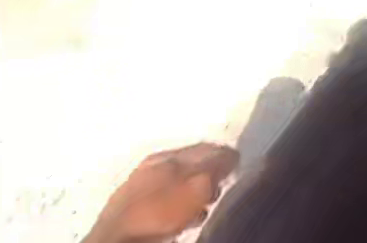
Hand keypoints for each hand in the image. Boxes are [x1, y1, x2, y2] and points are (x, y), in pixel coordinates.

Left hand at [86, 142, 239, 242]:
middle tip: (221, 189)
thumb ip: (219, 166)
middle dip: (208, 177)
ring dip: (192, 195)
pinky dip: (176, 209)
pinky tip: (182, 220)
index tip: (239, 166)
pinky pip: (162, 205)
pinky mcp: (127, 215)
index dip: (225, 154)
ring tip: (203, 209)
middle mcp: (150, 167)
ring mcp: (135, 190)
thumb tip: (234, 155)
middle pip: (189, 166)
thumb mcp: (199, 185)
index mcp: (166, 154)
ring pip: (175, 187)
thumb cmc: (160, 212)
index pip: (205, 146)